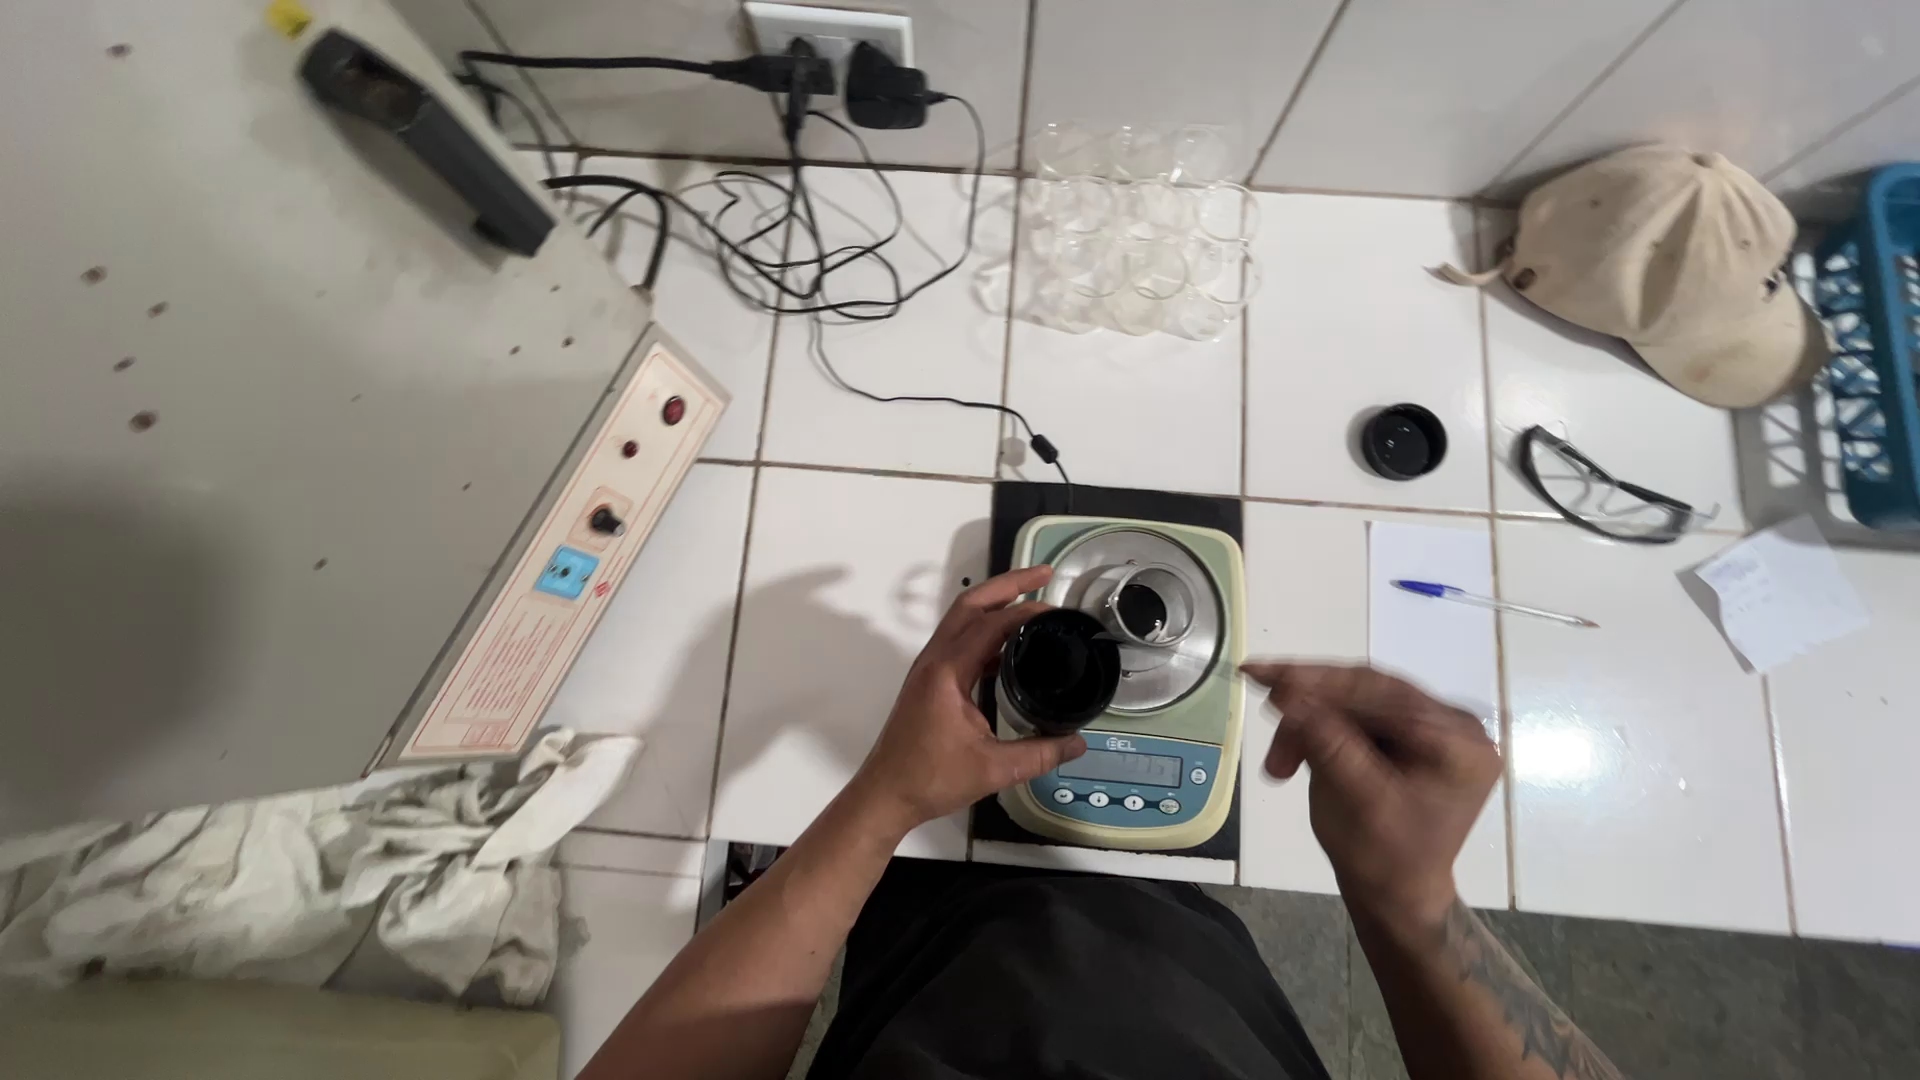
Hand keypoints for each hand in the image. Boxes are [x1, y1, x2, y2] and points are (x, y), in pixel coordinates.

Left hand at [846, 565, 1088, 836]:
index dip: (1025, 611)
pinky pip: (959, 640)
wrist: (886, 794)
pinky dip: (985, 629)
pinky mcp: (930, 680)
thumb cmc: (931, 779)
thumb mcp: (993, 769)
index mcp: (947, 672)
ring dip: (994, 603)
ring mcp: (929, 667)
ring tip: (1031, 600)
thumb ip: (1040, 754)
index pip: (990, 624)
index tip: (1058, 609)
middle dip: (1007, 584)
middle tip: (1044, 575)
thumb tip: (1078, 744)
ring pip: (962, 619)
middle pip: (970, 604)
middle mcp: (935, 660)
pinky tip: (1011, 643)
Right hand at [1241, 662, 1500, 934]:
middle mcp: (1451, 724)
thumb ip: (1326, 741)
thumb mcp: (1356, 799)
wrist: (1393, 894)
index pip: (1378, 691)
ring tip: (1277, 762)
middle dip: (1306, 704)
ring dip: (1306, 723)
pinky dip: (1315, 729)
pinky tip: (1292, 753)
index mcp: (1458, 741)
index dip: (1315, 681)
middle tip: (1260, 702)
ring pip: (1350, 701)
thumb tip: (1286, 692)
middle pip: (1364, 690)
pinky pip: (1350, 714)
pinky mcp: (1404, 733)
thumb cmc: (1383, 857)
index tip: (1262, 675)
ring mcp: (1428, 726)